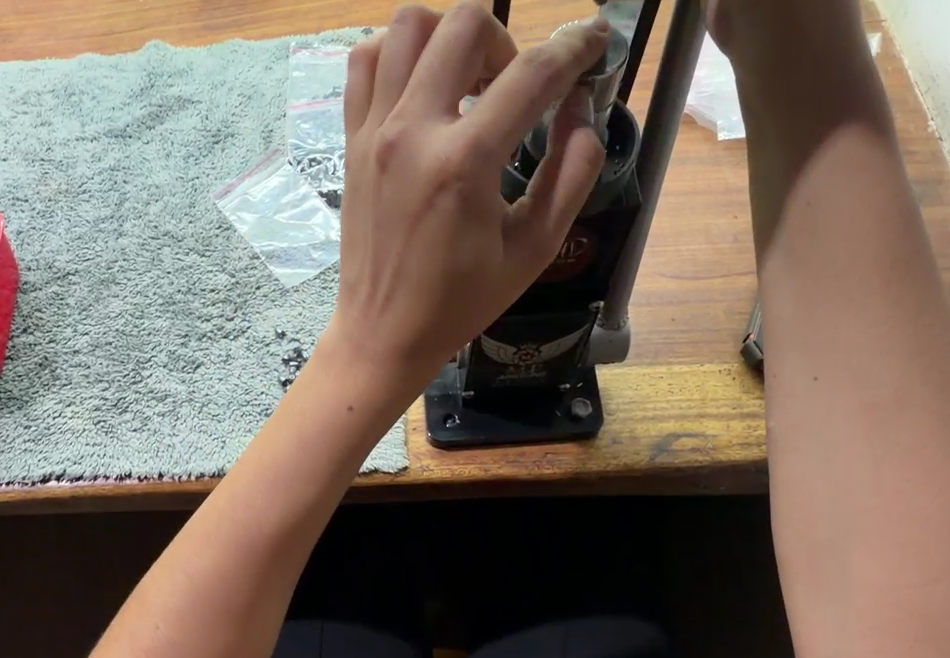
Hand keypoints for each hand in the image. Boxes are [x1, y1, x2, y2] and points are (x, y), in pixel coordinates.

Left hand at [323, 4, 610, 403]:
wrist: (383, 334)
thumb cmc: (459, 303)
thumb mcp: (532, 251)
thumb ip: (570, 176)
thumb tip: (583, 114)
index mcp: (464, 164)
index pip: (532, 74)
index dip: (576, 47)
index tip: (597, 39)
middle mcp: (414, 132)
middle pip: (466, 23)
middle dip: (508, 44)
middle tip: (514, 91)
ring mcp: (375, 133)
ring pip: (409, 27)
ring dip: (450, 38)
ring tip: (466, 85)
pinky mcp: (352, 143)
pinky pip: (365, 61)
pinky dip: (398, 54)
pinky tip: (421, 87)